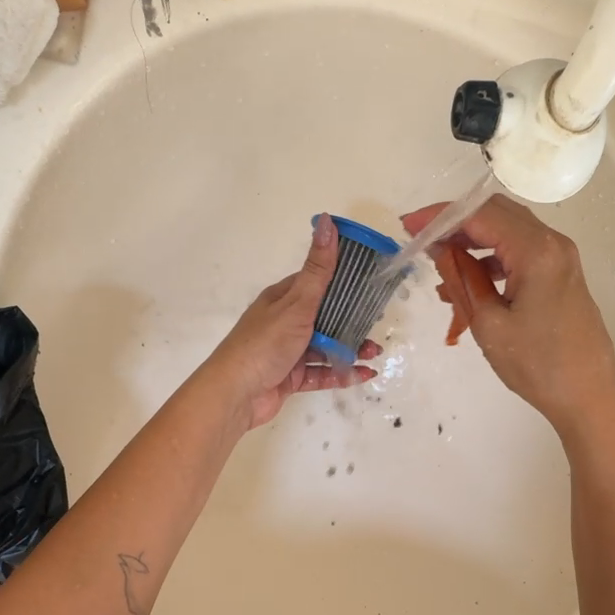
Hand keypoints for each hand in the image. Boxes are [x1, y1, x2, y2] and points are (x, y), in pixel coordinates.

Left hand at [199, 214, 381, 430]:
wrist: (236, 394)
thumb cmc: (264, 344)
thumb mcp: (296, 303)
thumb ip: (318, 270)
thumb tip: (328, 220)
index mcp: (283, 299)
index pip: (316, 283)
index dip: (343, 281)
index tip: (370, 283)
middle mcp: (285, 323)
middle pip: (325, 317)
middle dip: (352, 321)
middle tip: (378, 324)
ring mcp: (288, 352)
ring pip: (326, 347)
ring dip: (351, 349)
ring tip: (375, 353)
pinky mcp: (291, 378)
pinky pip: (321, 374)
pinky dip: (342, 373)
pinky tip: (364, 374)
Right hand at [401, 196, 614, 440]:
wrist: (587, 395)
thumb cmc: (536, 366)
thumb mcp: (488, 324)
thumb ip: (462, 279)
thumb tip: (441, 249)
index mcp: (536, 251)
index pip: (480, 214)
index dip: (441, 216)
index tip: (409, 226)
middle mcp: (553, 243)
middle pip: (497, 215)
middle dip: (456, 225)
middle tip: (421, 244)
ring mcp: (561, 258)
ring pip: (508, 235)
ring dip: (473, 246)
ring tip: (442, 275)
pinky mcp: (561, 275)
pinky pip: (520, 255)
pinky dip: (492, 263)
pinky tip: (469, 286)